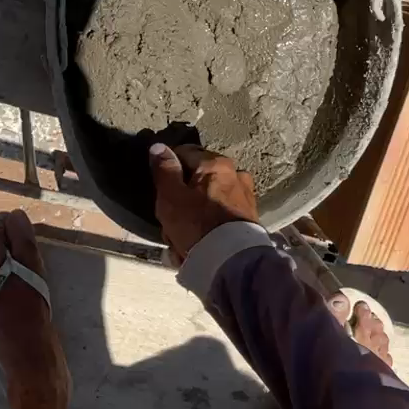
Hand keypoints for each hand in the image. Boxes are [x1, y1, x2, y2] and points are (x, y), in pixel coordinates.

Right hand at [148, 143, 258, 258]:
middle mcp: (235, 173)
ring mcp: (245, 196)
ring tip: (183, 236)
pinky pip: (219, 214)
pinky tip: (199, 240)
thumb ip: (164, 170)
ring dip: (193, 213)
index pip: (183, 153)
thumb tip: (159, 146)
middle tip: (169, 219)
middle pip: (196, 179)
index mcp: (216, 164)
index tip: (160, 191)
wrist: (231, 261)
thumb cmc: (196, 224)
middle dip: (181, 196)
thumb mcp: (171, 196)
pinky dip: (207, 224)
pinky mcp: (249, 217)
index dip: (166, 170)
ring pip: (207, 198)